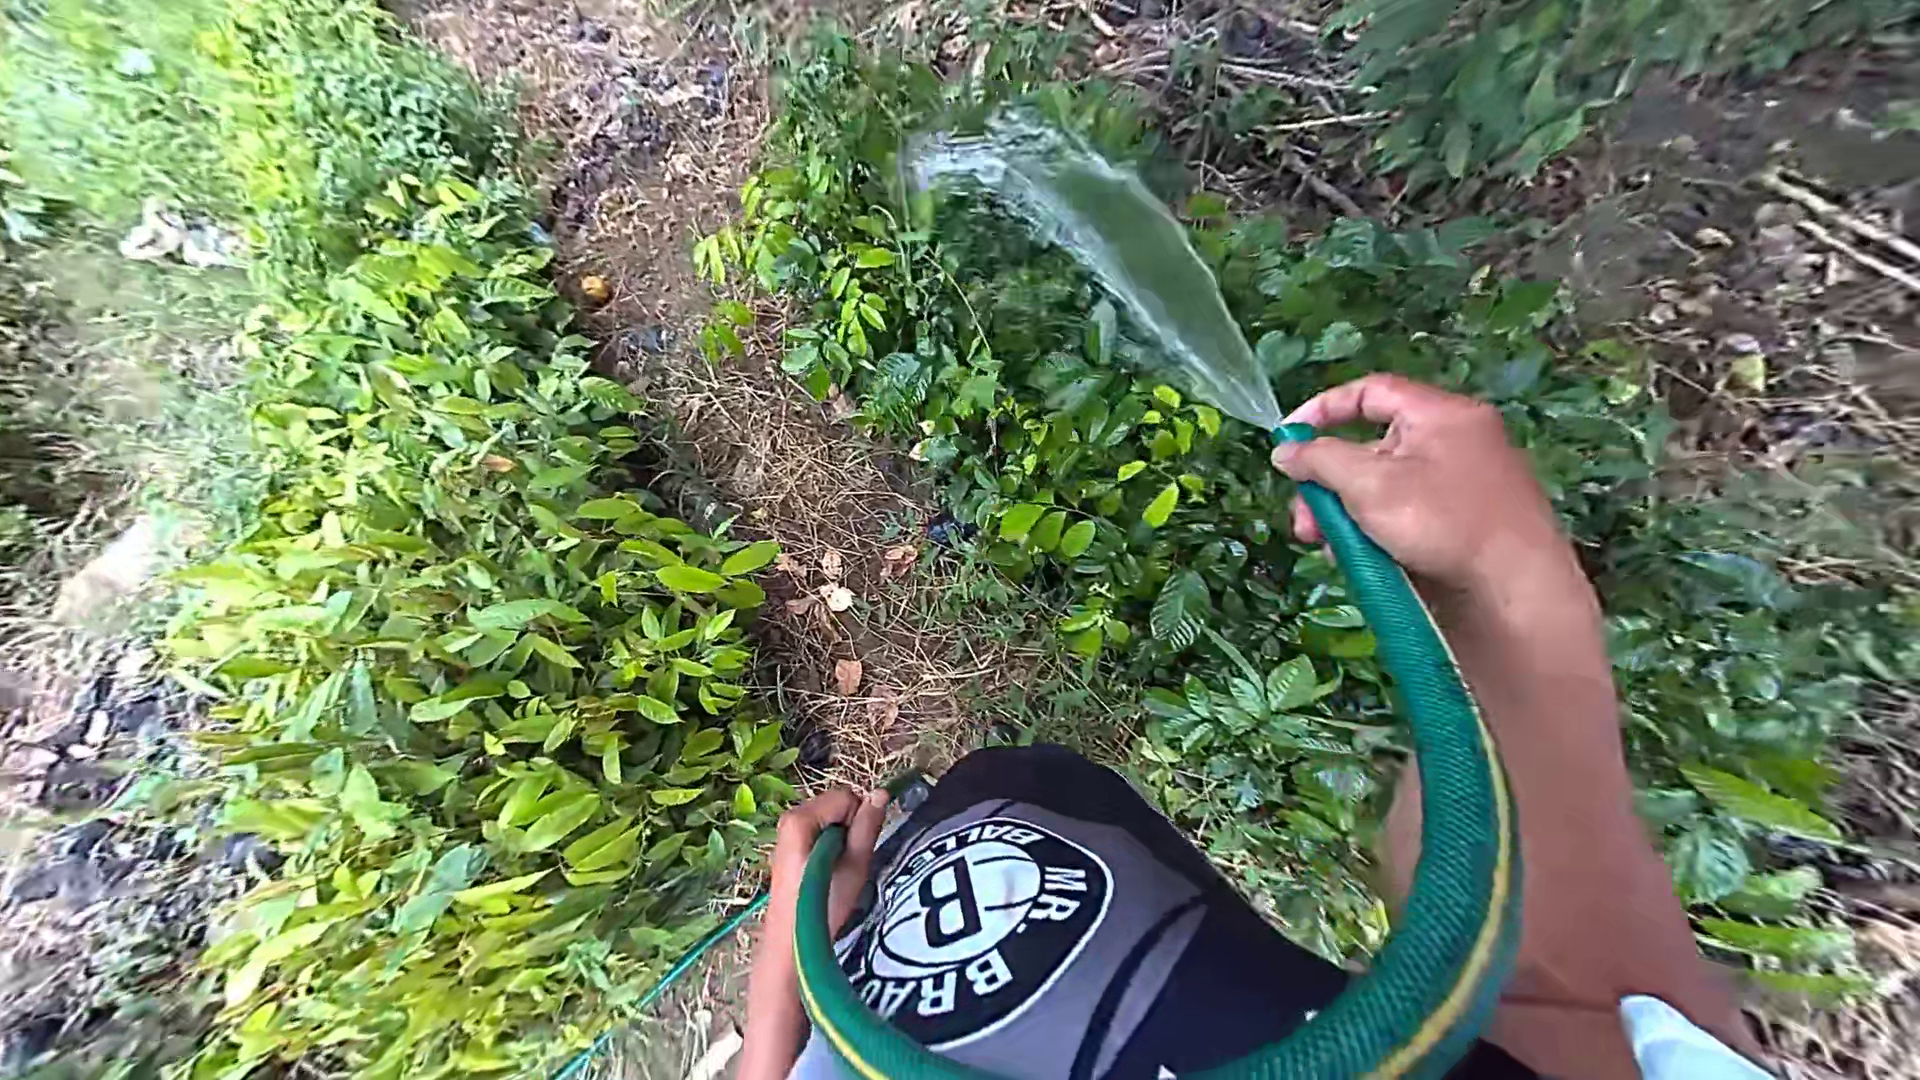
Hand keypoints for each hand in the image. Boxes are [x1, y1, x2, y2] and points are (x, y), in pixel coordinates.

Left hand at [770, 787, 888, 934]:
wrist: (790, 946)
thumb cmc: (824, 907)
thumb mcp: (855, 865)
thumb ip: (867, 825)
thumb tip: (881, 792)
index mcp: (801, 818)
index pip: (847, 797)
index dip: (858, 821)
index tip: (854, 851)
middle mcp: (790, 816)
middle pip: (836, 803)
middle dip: (848, 827)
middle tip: (846, 862)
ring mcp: (786, 829)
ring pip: (830, 816)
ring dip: (840, 836)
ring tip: (835, 868)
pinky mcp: (787, 842)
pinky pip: (819, 827)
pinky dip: (828, 842)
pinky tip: (824, 869)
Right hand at [1270, 374, 1568, 596]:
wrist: (1513, 590)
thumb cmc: (1441, 523)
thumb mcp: (1367, 484)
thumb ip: (1318, 460)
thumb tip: (1284, 451)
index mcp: (1440, 416)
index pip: (1369, 391)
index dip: (1321, 409)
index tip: (1286, 438)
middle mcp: (1450, 442)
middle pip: (1364, 448)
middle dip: (1324, 482)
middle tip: (1304, 515)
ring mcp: (1454, 483)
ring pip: (1374, 486)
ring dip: (1338, 513)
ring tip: (1324, 544)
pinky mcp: (1453, 521)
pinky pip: (1395, 512)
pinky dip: (1367, 530)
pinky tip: (1355, 555)